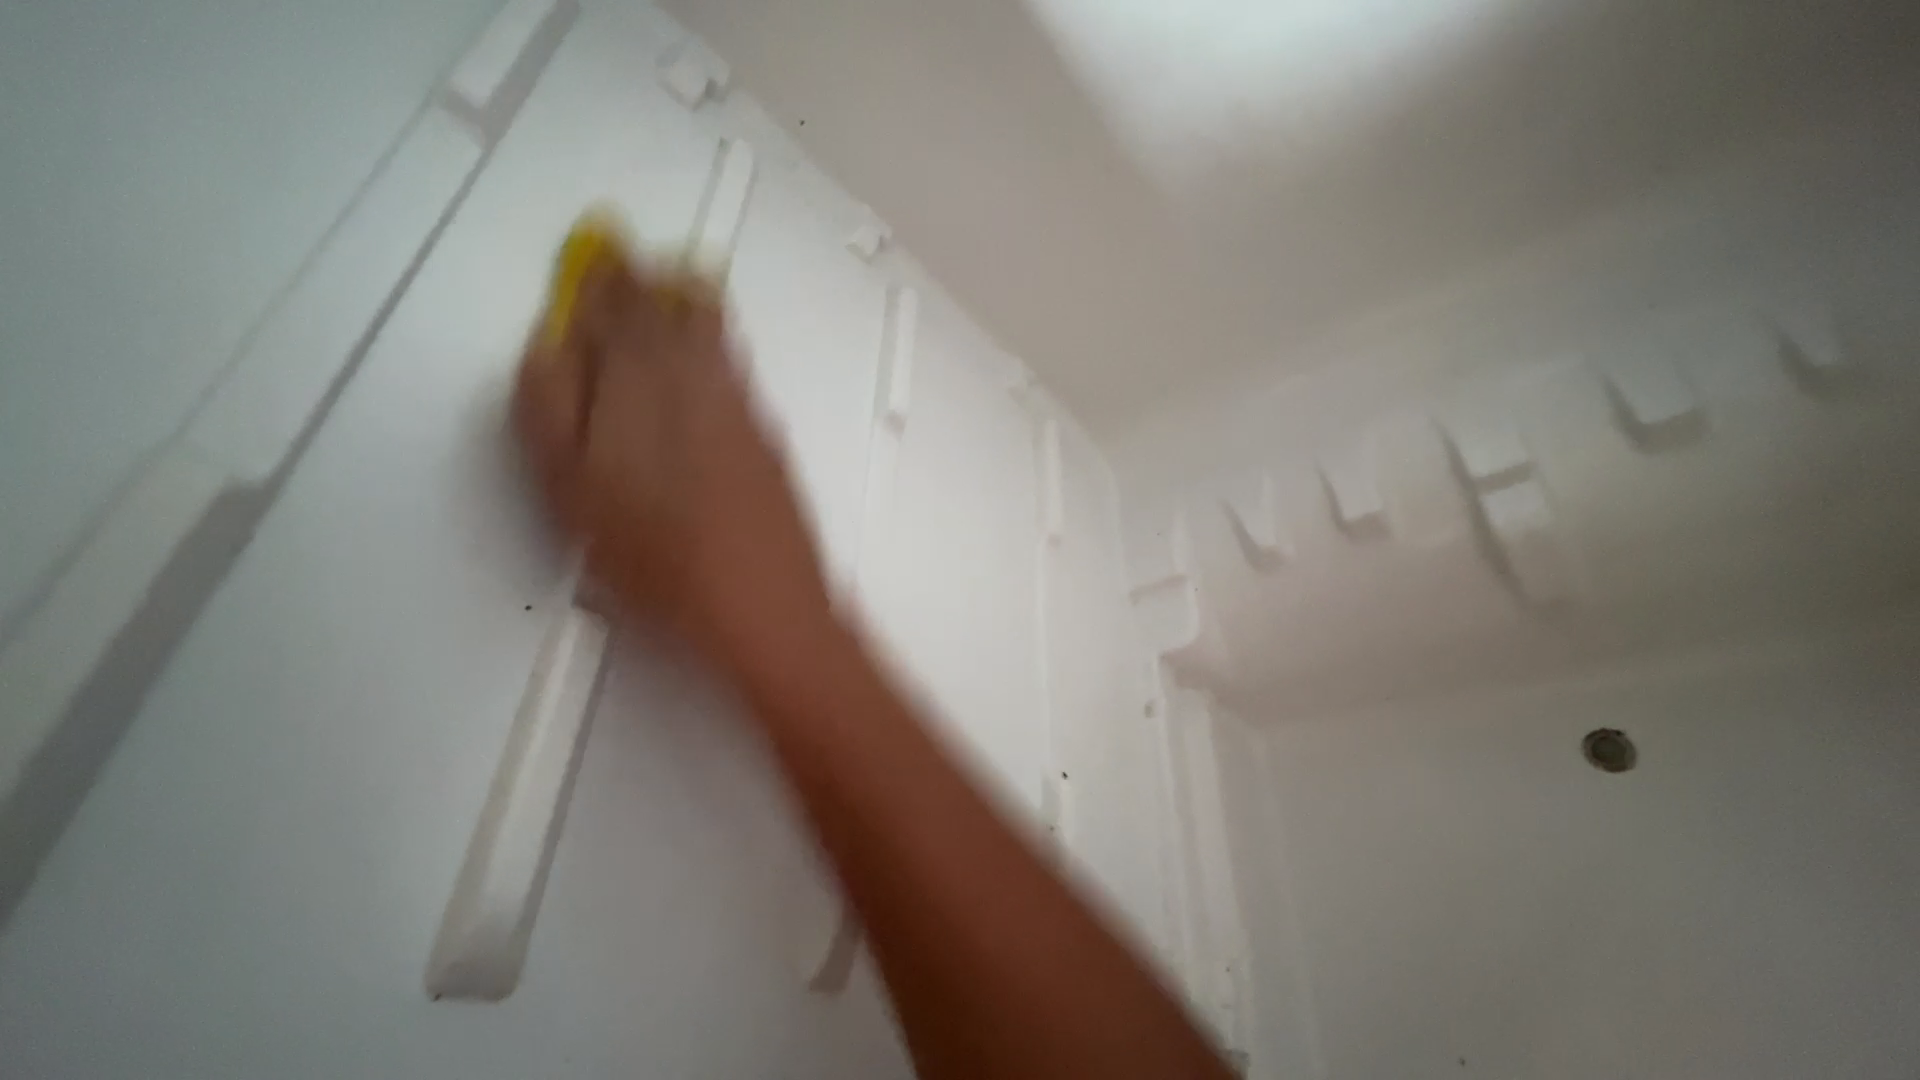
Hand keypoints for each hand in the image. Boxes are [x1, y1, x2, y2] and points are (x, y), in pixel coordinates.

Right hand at [511, 256, 836, 674]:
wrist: (763, 603)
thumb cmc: (660, 563)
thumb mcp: (575, 497)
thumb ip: (553, 412)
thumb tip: (551, 348)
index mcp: (637, 392)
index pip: (612, 317)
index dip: (596, 283)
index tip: (588, 252)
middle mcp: (694, 385)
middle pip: (661, 316)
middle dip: (636, 279)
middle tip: (622, 250)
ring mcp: (739, 407)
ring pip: (705, 332)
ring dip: (679, 296)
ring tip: (666, 271)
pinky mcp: (767, 433)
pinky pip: (735, 362)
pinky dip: (717, 333)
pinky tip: (711, 332)